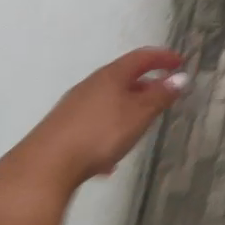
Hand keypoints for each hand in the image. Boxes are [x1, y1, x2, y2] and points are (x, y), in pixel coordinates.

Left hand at [0, 47, 190, 197]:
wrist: (45, 166)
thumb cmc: (99, 134)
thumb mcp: (139, 114)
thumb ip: (160, 96)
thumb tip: (180, 78)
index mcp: (111, 76)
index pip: (141, 57)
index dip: (162, 57)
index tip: (180, 62)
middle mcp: (90, 86)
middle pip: (122, 78)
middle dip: (145, 85)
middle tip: (164, 95)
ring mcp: (73, 107)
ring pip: (108, 101)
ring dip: (127, 109)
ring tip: (141, 127)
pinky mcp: (62, 129)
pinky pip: (94, 124)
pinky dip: (109, 132)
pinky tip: (110, 160)